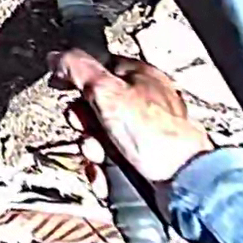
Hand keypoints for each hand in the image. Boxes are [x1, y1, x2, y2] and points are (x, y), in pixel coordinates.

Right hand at [56, 50, 212, 184]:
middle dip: (82, 122)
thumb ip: (76, 68)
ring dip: (90, 147)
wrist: (186, 185)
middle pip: (90, 104)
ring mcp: (142, 132)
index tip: (62, 88)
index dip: (74, 78)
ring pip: (96, 134)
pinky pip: (107, 158)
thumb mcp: (106, 90)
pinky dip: (101, 168)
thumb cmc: (157, 135)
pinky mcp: (141, 159)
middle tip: (89, 128)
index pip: (93, 66)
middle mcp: (142, 102)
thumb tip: (56, 57)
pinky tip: (105, 171)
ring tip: (100, 155)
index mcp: (139, 76)